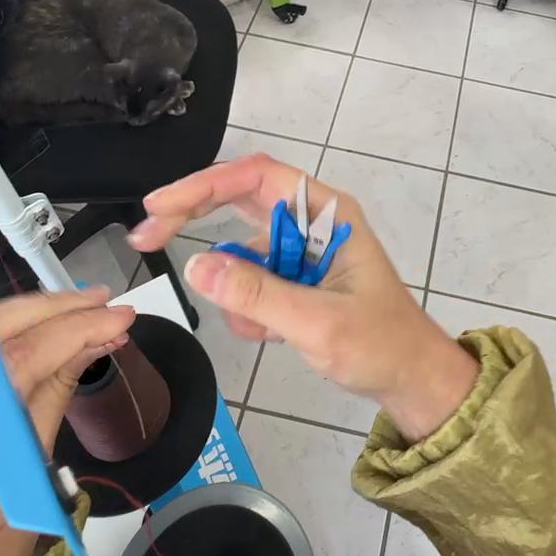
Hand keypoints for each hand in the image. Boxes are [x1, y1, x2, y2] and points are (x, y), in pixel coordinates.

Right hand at [130, 154, 479, 439]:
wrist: (409, 378)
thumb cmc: (380, 343)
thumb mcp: (319, 323)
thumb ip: (258, 295)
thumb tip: (197, 266)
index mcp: (327, 212)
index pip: (259, 177)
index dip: (207, 183)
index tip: (161, 204)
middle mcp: (311, 221)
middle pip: (239, 199)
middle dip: (195, 217)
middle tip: (147, 238)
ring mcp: (300, 249)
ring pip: (239, 250)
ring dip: (236, 291)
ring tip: (266, 330)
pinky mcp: (292, 277)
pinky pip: (248, 282)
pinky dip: (248, 310)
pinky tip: (273, 336)